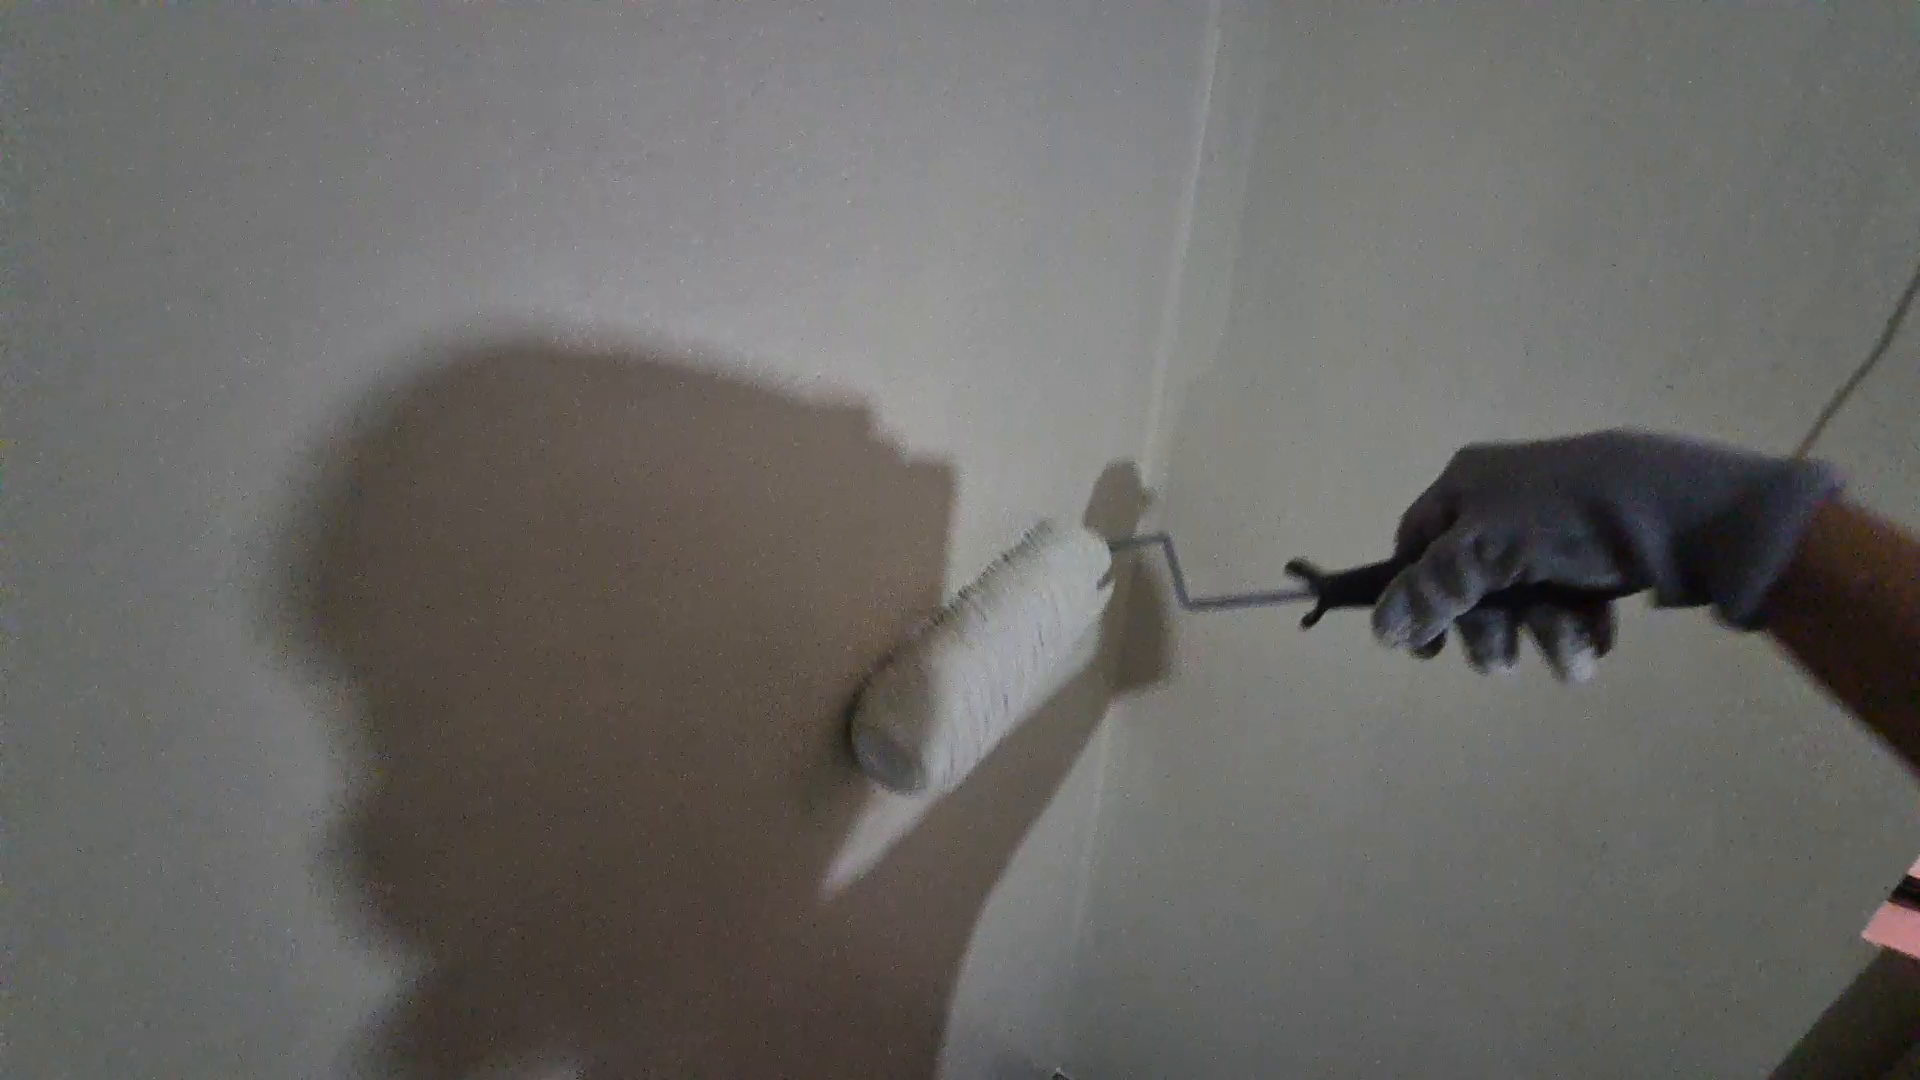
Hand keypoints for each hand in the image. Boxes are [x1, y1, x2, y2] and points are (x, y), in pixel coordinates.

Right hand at [1372, 430, 1839, 679]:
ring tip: (1571, 666)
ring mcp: (1554, 515)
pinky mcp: (1603, 537)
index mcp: (1464, 482)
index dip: (1413, 598)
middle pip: (1468, 575)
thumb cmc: (1573, 521)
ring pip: (1522, 587)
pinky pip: (1567, 585)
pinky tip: (1595, 643)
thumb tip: (1380, 630)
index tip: (1425, 649)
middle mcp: (1501, 494)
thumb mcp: (1485, 554)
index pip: (1413, 546)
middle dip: (1489, 626)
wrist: (1708, 509)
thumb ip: (1428, 592)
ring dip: (1539, 632)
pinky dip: (1575, 619)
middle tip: (1501, 668)